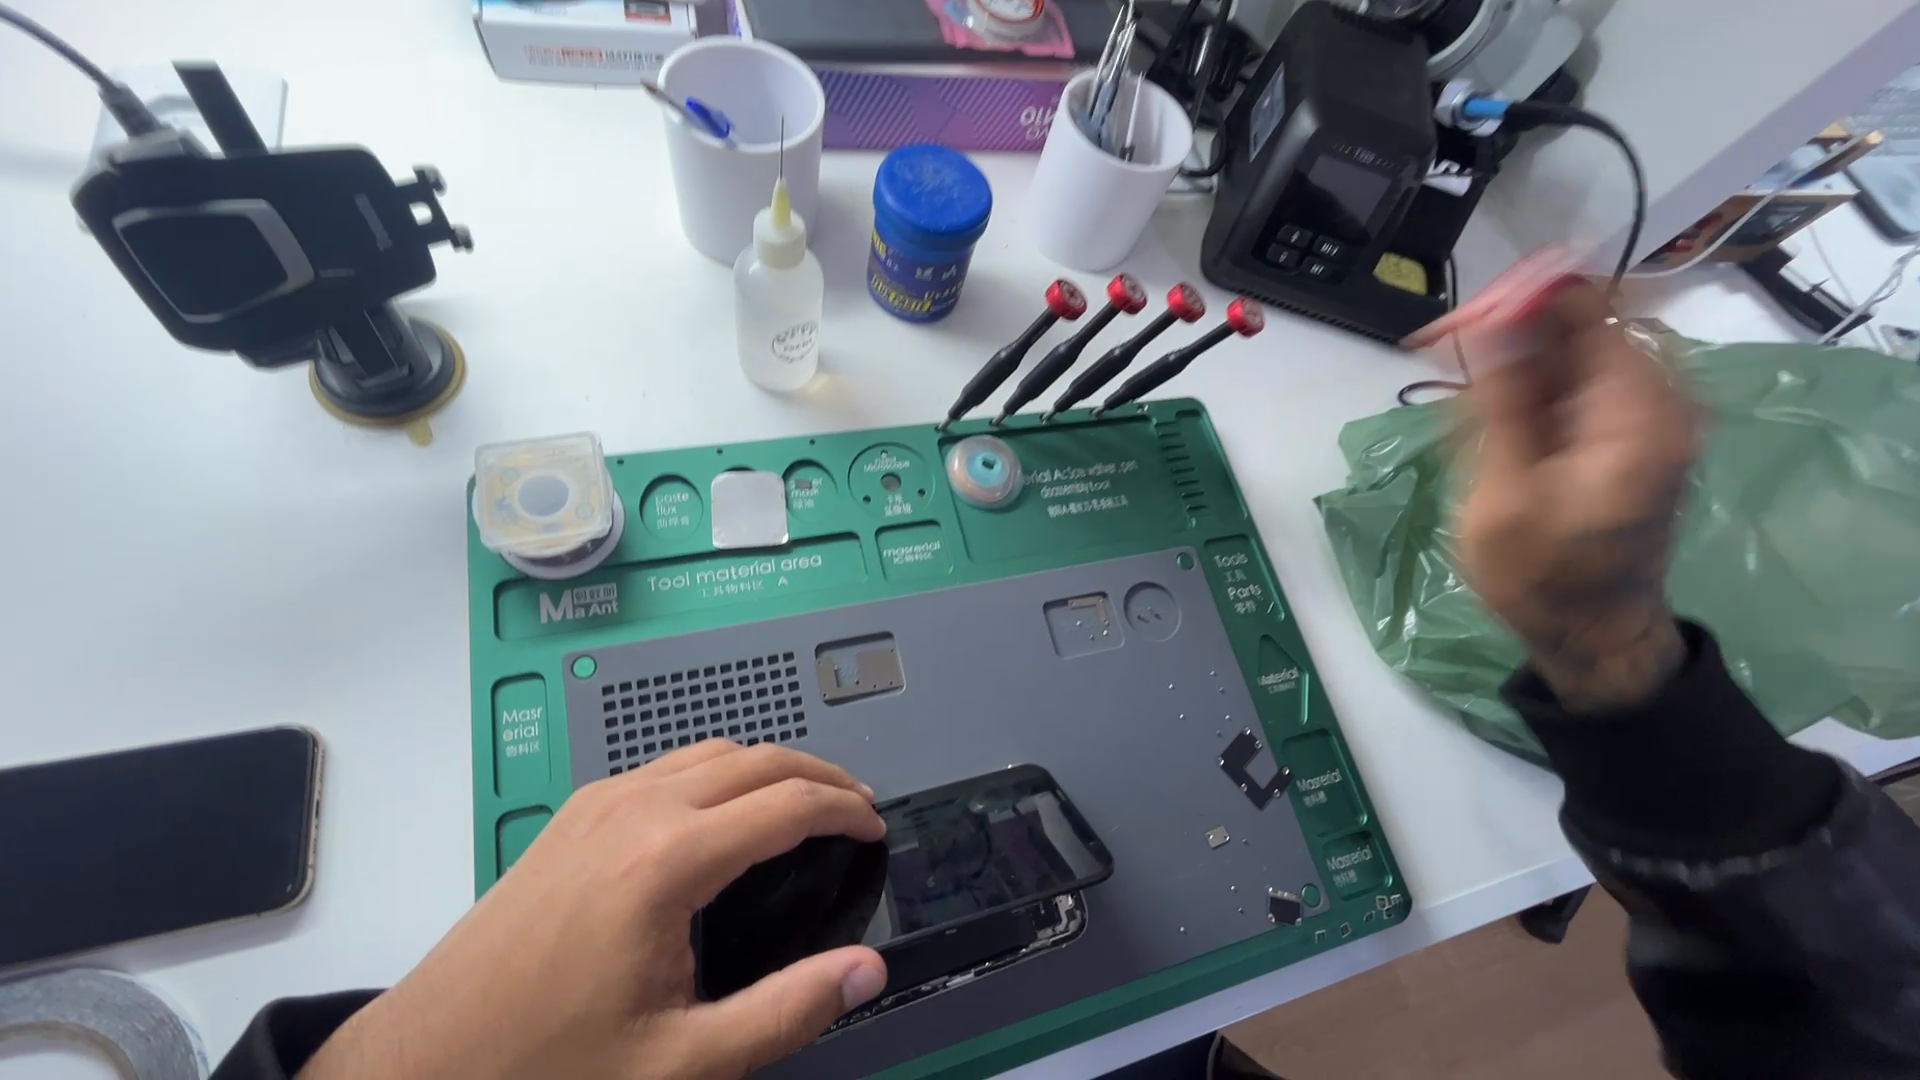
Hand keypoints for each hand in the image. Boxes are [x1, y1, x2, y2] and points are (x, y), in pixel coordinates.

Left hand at [300, 741, 889, 1079]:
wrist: (415, 1069)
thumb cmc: (549, 1067)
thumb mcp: (679, 1065)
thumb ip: (786, 1012)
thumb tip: (868, 970)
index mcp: (669, 859)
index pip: (786, 804)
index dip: (844, 810)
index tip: (876, 829)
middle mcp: (639, 806)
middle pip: (756, 758)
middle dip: (819, 774)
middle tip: (856, 807)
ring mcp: (601, 800)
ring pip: (712, 750)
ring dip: (770, 765)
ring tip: (804, 802)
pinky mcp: (576, 811)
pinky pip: (670, 764)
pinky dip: (723, 771)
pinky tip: (727, 813)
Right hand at [1410, 280, 1697, 710]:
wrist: (1590, 632)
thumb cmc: (1540, 574)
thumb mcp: (1505, 492)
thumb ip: (1503, 401)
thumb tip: (1495, 316)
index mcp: (1638, 410)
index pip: (1583, 311)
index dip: (1517, 303)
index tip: (1450, 326)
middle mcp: (1657, 398)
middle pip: (1578, 327)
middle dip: (1505, 335)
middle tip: (1438, 359)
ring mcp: (1644, 414)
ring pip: (1569, 354)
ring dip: (1509, 364)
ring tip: (1459, 402)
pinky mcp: (1624, 431)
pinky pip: (1572, 384)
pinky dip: (1526, 388)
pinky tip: (1489, 418)